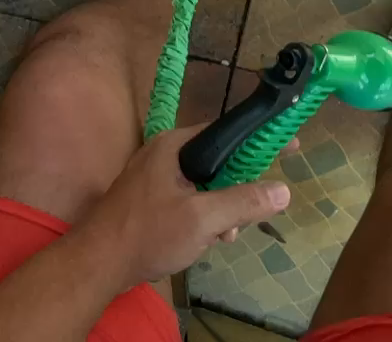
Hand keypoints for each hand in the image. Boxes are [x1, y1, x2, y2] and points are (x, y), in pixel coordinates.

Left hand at [75, 127, 290, 290]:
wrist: (103, 259)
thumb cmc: (150, 231)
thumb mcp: (202, 218)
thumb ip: (242, 202)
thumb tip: (282, 188)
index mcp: (173, 144)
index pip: (223, 132)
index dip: (256, 140)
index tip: (288, 146)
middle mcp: (165, 152)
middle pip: (218, 162)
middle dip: (237, 192)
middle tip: (240, 220)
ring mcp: (157, 175)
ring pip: (207, 185)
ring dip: (221, 212)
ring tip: (219, 237)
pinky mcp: (154, 197)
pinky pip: (192, 199)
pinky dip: (205, 218)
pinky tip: (205, 242)